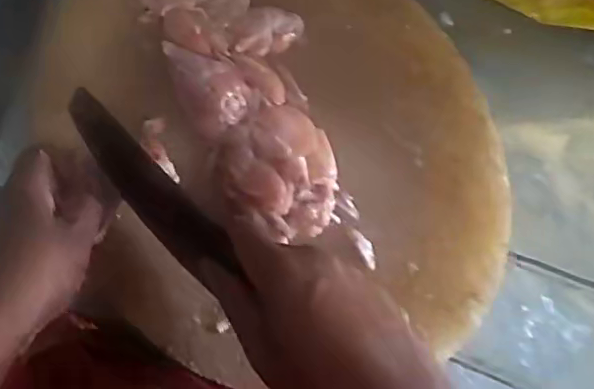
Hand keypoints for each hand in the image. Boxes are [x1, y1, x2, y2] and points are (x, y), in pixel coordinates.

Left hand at [0, 146, 117, 341]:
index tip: (94, 178)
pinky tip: (70, 256)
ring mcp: (5, 222)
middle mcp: (11, 195)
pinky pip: (32, 228)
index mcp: (27, 183)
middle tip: (98, 208)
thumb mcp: (76, 237)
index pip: (43, 151)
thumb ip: (90, 207)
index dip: (69, 160)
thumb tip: (97, 185)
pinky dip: (52, 235)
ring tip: (91, 233)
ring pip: (38, 205)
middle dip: (71, 189)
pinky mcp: (5, 249)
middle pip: (41, 179)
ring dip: (64, 214)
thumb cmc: (40, 268)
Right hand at [198, 216, 447, 388]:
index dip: (228, 219)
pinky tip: (342, 337)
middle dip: (269, 273)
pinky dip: (333, 301)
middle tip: (269, 310)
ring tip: (309, 330)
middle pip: (278, 252)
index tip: (217, 226)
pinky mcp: (382, 293)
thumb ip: (234, 302)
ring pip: (311, 269)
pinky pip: (341, 286)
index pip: (242, 222)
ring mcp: (352, 271)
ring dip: (303, 288)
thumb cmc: (320, 381)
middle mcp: (314, 255)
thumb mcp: (264, 352)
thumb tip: (211, 264)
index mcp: (279, 266)